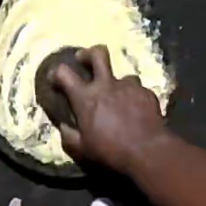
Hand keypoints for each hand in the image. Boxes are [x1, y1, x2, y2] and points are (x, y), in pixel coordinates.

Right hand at [50, 45, 167, 173]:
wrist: (149, 151)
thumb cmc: (110, 150)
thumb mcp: (81, 148)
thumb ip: (68, 135)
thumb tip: (63, 126)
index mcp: (85, 97)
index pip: (63, 73)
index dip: (56, 72)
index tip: (55, 79)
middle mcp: (106, 86)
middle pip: (98, 54)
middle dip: (89, 53)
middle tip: (85, 60)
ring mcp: (129, 87)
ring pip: (122, 75)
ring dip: (117, 83)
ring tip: (118, 96)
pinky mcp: (147, 93)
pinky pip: (137, 89)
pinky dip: (133, 96)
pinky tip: (135, 109)